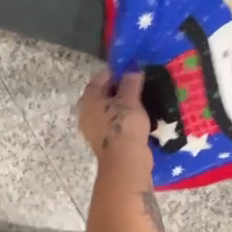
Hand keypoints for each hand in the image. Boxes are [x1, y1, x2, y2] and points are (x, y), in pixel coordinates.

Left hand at [76, 69, 153, 187]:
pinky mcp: (106, 141)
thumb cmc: (124, 125)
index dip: (117, 72)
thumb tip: (133, 70)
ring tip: (144, 101)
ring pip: (111, 110)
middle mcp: (87, 113)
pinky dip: (126, 120)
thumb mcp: (130, 99)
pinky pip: (116, 124)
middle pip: (105, 94)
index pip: (101, 77)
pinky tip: (140, 119)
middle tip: (141, 85)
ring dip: (125, 106)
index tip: (134, 70)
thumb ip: (131, 81)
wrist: (126, 161)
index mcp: (88, 99)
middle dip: (122, 89)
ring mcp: (95, 129)